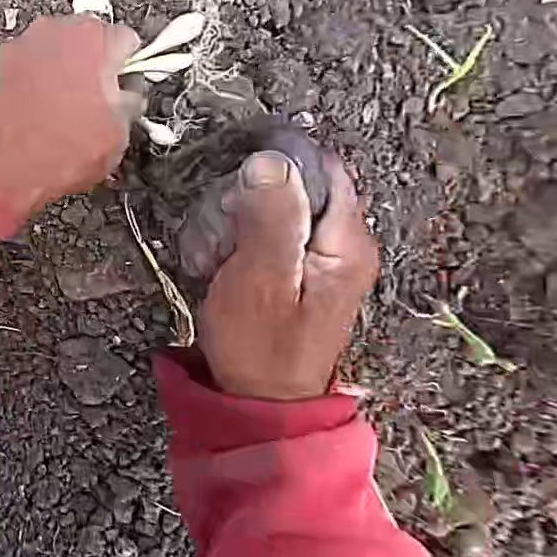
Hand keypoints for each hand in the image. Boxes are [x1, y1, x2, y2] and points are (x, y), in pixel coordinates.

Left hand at [0, 15, 140, 219]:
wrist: (2, 171)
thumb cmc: (61, 152)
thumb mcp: (119, 132)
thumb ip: (129, 101)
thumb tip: (125, 96)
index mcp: (94, 39)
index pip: (125, 41)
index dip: (126, 69)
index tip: (122, 88)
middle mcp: (53, 32)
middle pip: (84, 40)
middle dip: (90, 65)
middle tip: (91, 100)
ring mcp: (18, 48)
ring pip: (49, 52)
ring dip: (57, 71)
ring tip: (58, 109)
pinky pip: (21, 68)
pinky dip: (28, 82)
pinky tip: (31, 111)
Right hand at [197, 150, 379, 400]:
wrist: (258, 397)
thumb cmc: (260, 342)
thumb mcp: (261, 277)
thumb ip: (269, 218)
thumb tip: (270, 160)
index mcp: (343, 241)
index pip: (320, 171)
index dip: (276, 166)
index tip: (233, 185)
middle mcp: (335, 244)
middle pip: (287, 188)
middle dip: (240, 202)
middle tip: (218, 238)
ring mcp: (311, 258)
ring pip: (264, 211)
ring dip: (226, 225)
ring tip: (213, 259)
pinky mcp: (286, 271)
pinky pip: (254, 236)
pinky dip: (228, 243)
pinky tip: (214, 266)